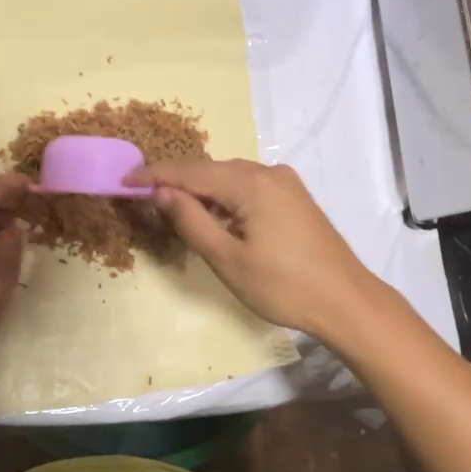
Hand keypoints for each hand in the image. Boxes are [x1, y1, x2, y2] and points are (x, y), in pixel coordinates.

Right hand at [127, 159, 381, 336]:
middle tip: (142, 194)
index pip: (190, 171)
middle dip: (176, 179)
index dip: (154, 175)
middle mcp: (268, 172)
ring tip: (171, 204)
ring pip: (230, 177)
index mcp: (250, 183)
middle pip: (210, 169)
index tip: (123, 181)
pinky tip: (213, 213)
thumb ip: (191, 221)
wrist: (347, 302)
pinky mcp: (294, 197)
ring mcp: (285, 183)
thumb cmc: (284, 286)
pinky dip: (223, 195)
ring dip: (200, 188)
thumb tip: (162, 192)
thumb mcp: (228, 259)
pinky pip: (248, 186)